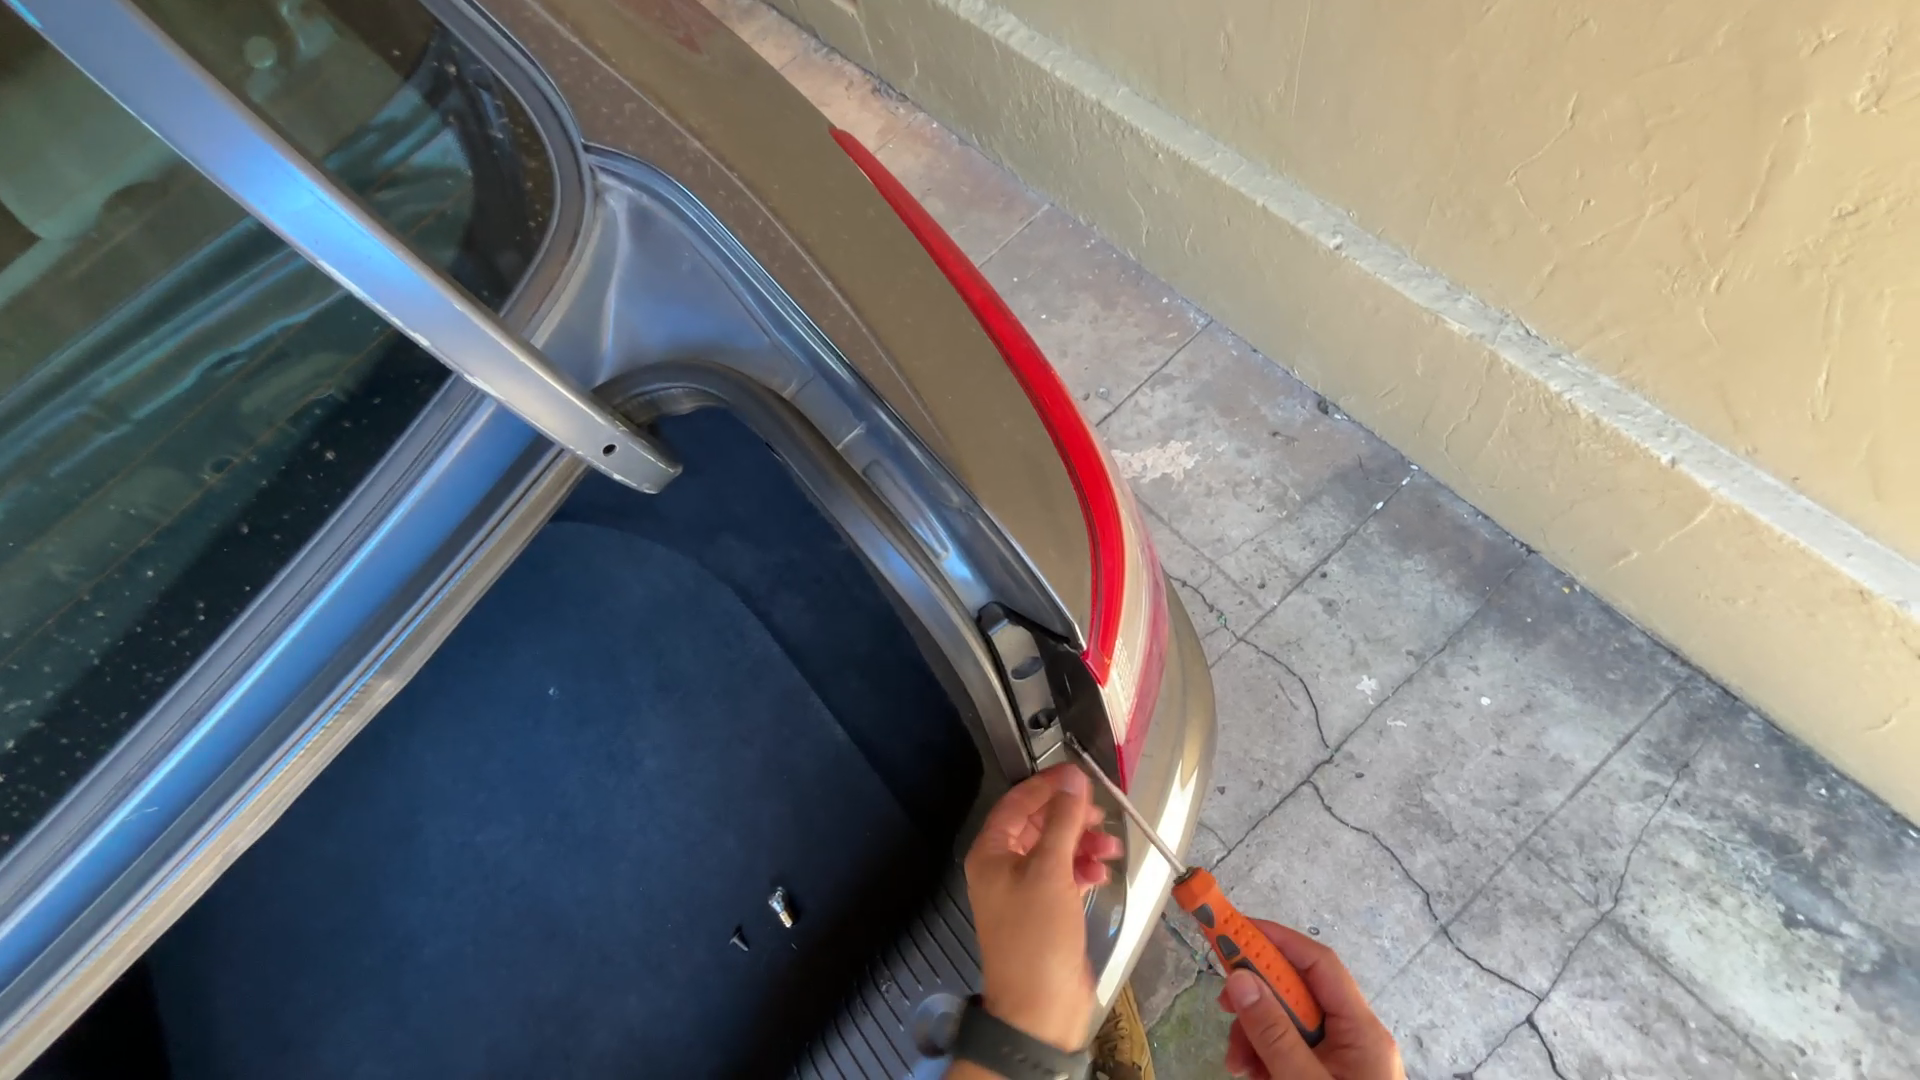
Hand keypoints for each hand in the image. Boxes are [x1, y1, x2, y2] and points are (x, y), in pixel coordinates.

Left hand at [961, 764, 1123, 1051]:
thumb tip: (1073, 779)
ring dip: (1082, 843)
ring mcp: (1023, 888)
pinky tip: (1100, 873)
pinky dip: (1082, 869)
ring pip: (1054, 849)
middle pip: (1038, 824)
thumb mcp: (1051, 871)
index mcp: (991, 851)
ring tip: (1110, 847)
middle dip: (1070, 818)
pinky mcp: (1044, 909)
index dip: (1048, 785)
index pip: (1017, 802)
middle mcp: (1002, 865)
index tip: (1079, 776)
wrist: (1040, 1010)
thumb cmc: (1037, 935)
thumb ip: (1063, 821)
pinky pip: (1063, 874)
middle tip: (1101, 814)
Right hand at [1217, 920, 1403, 1079]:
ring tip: (1238, 1067)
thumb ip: (1272, 1033)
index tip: (1231, 931)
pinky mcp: (1327, 1078)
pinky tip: (1252, 1076)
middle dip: (1256, 998)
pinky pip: (1289, 1050)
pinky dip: (1264, 1057)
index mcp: (1362, 1029)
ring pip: (1286, 1022)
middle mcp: (1354, 1036)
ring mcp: (1342, 1060)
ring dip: (1254, 1035)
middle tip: (1223, 1006)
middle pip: (1296, 991)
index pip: (1317, 962)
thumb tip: (1239, 977)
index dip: (1275, 939)